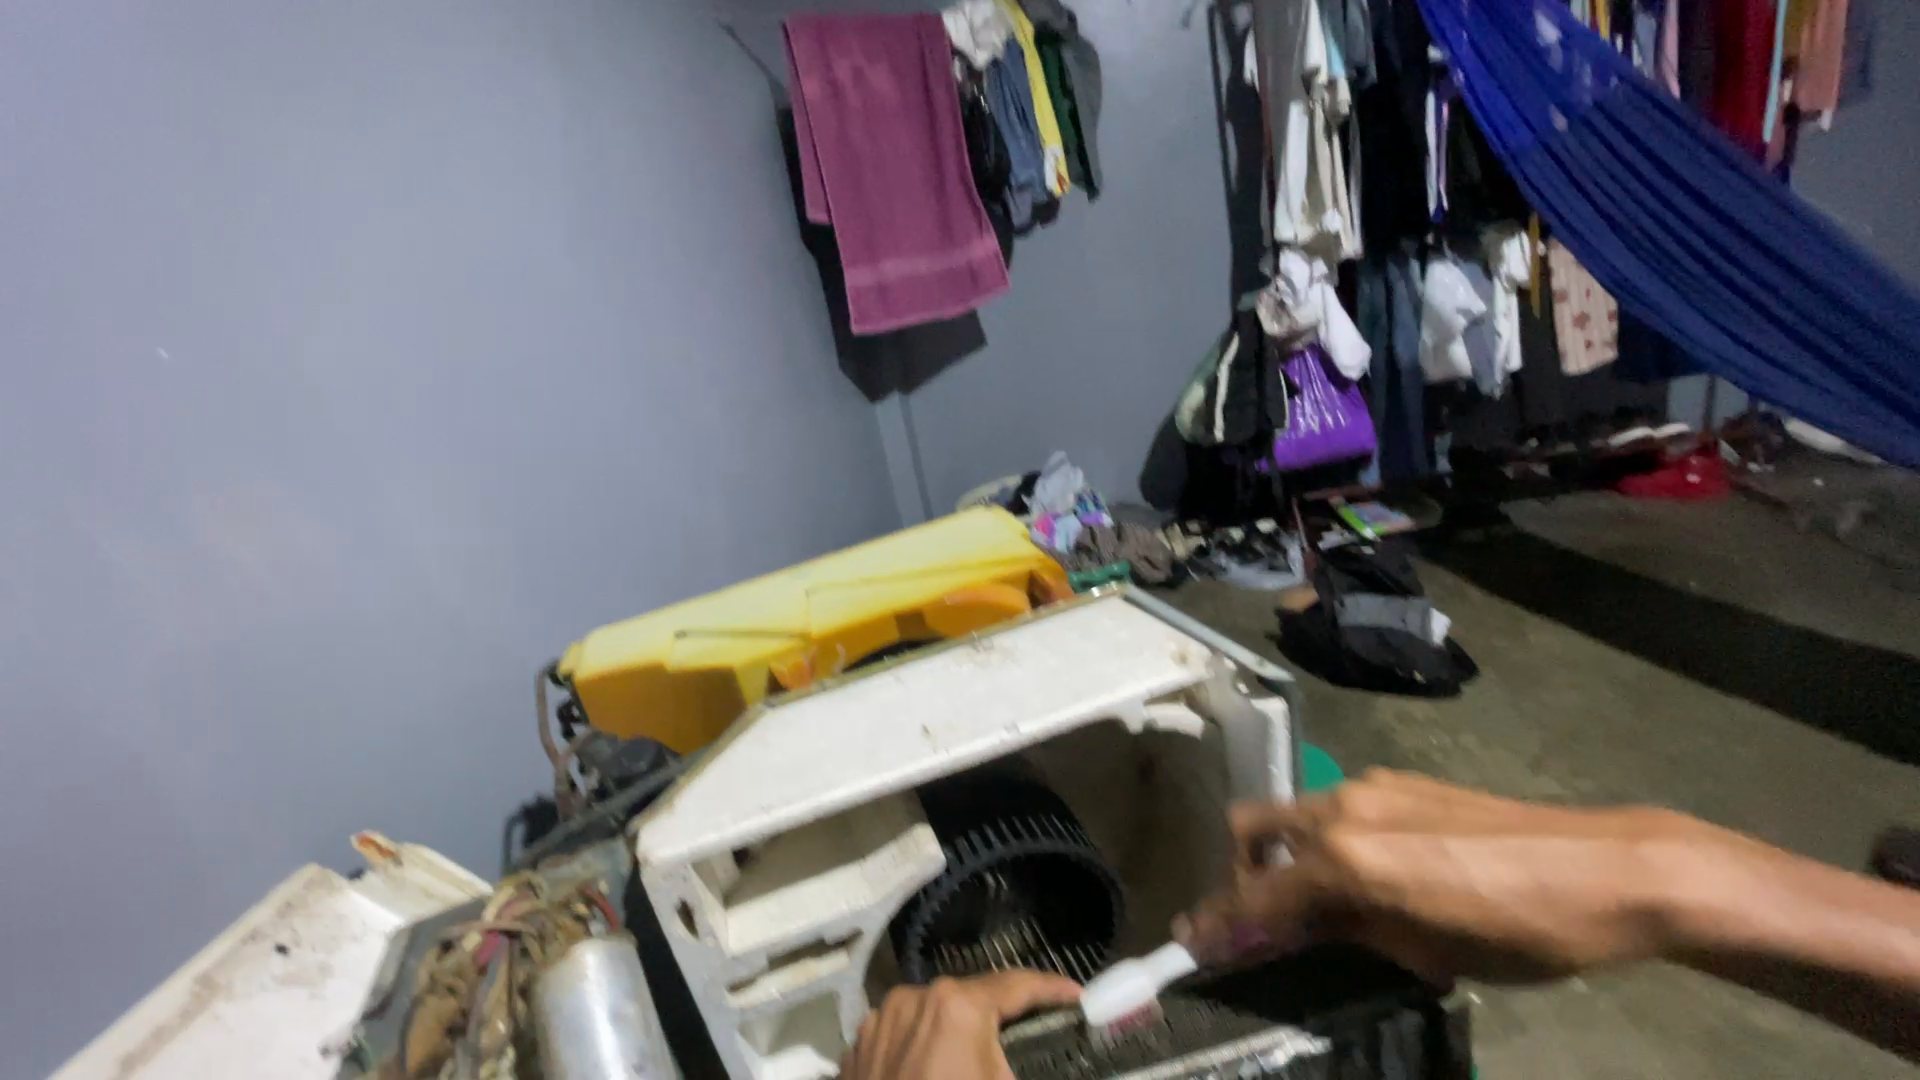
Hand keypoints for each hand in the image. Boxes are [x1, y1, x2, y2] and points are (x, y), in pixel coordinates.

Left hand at [841, 970, 1081, 1079]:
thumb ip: (1027, 1067)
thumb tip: (1037, 1062)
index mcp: (956, 1006)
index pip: (1017, 985)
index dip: (1052, 990)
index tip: (1077, 997)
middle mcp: (914, 997)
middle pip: (973, 998)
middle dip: (1003, 1017)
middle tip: (1034, 1034)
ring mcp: (880, 1020)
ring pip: (934, 1013)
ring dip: (960, 1032)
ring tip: (977, 1063)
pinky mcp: (857, 1047)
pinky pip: (903, 1035)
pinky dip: (924, 1048)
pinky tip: (936, 1074)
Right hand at [1173, 769, 1753, 984]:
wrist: (1606, 868)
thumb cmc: (1522, 930)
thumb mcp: (1431, 952)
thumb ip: (1349, 931)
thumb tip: (1300, 930)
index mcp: (1346, 858)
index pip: (1258, 892)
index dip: (1219, 920)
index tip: (1187, 940)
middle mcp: (1339, 810)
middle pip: (1251, 827)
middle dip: (1242, 870)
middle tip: (1267, 915)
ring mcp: (1366, 787)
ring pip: (1291, 814)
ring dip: (1287, 855)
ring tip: (1333, 901)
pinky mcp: (1394, 780)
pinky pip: (1333, 808)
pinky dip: (1327, 840)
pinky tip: (1379, 871)